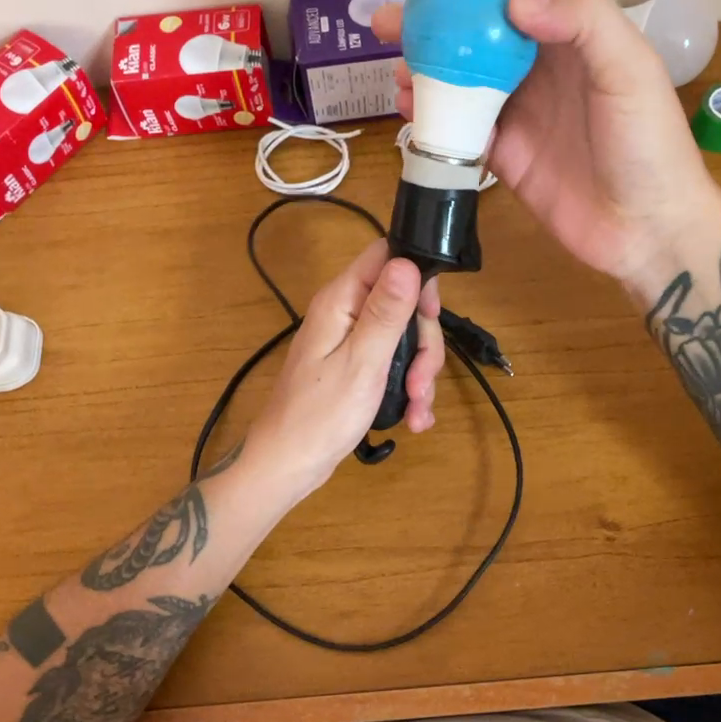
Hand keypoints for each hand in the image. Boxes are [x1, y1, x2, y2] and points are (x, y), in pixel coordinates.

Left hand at [243, 241, 444, 501]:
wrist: (289, 464)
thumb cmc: (321, 416)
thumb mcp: (362, 362)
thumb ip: (386, 312)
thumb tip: (407, 262)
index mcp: (340, 301)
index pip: (386, 257)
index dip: (418, 278)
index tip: (431, 316)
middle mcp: (344, 313)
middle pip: (403, 303)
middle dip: (422, 343)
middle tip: (421, 381)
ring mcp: (349, 342)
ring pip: (403, 338)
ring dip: (420, 373)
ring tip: (417, 409)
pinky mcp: (354, 368)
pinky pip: (392, 364)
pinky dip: (407, 388)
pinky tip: (414, 416)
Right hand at [373, 0, 720, 291]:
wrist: (646, 229)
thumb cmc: (648, 145)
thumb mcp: (630, 70)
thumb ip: (584, 21)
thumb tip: (513, 2)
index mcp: (573, 42)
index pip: (514, 3)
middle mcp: (541, 75)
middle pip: (478, 44)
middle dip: (433, 33)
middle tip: (388, 27)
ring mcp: (521, 118)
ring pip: (463, 88)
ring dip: (426, 77)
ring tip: (394, 73)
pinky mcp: (506, 160)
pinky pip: (463, 134)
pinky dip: (434, 123)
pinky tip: (409, 114)